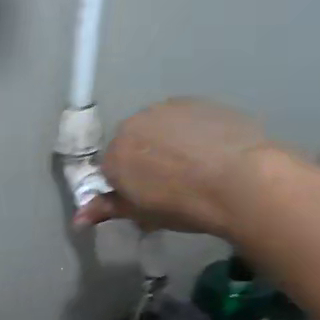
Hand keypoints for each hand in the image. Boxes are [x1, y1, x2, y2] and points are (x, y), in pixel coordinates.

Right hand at [71, 98, 277, 236]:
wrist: (241, 179)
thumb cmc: (183, 204)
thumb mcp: (141, 213)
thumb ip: (107, 209)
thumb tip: (78, 218)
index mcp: (114, 154)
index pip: (110, 169)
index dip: (126, 185)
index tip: (144, 198)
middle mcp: (133, 124)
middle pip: (132, 143)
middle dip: (144, 159)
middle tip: (170, 183)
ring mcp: (167, 109)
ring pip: (159, 128)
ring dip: (167, 143)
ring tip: (194, 166)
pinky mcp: (199, 101)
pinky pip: (185, 119)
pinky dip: (191, 132)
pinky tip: (211, 151)